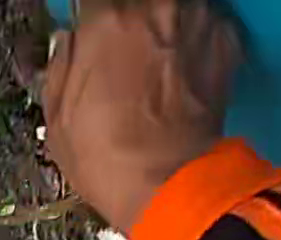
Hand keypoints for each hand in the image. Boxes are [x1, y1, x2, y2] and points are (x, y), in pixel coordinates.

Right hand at [42, 0, 241, 232]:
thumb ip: (60, 69)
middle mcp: (153, 6)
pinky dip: (187, 46)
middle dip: (124, 25)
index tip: (85, 39)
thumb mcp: (57, 124)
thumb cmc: (106, 159)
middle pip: (134, 2)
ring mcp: (194, 17)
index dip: (87, 21)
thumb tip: (67, 46)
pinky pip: (200, 27)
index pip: (90, 0)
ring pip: (169, 9)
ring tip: (147, 73)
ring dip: (158, 30)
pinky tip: (174, 82)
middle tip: (117, 60)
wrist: (165, 180)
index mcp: (104, 23)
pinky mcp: (224, 37)